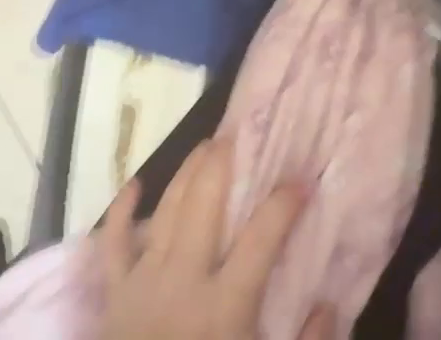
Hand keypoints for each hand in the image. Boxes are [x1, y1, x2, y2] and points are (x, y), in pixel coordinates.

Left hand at [101, 139, 334, 339]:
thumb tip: (328, 304)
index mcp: (226, 306)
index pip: (262, 238)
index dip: (284, 203)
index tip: (302, 179)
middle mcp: (183, 282)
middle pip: (204, 205)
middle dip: (222, 165)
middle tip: (238, 134)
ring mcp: (143, 283)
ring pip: (166, 211)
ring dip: (185, 174)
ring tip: (204, 145)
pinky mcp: (115, 296)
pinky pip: (112, 245)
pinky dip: (122, 212)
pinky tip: (133, 185)